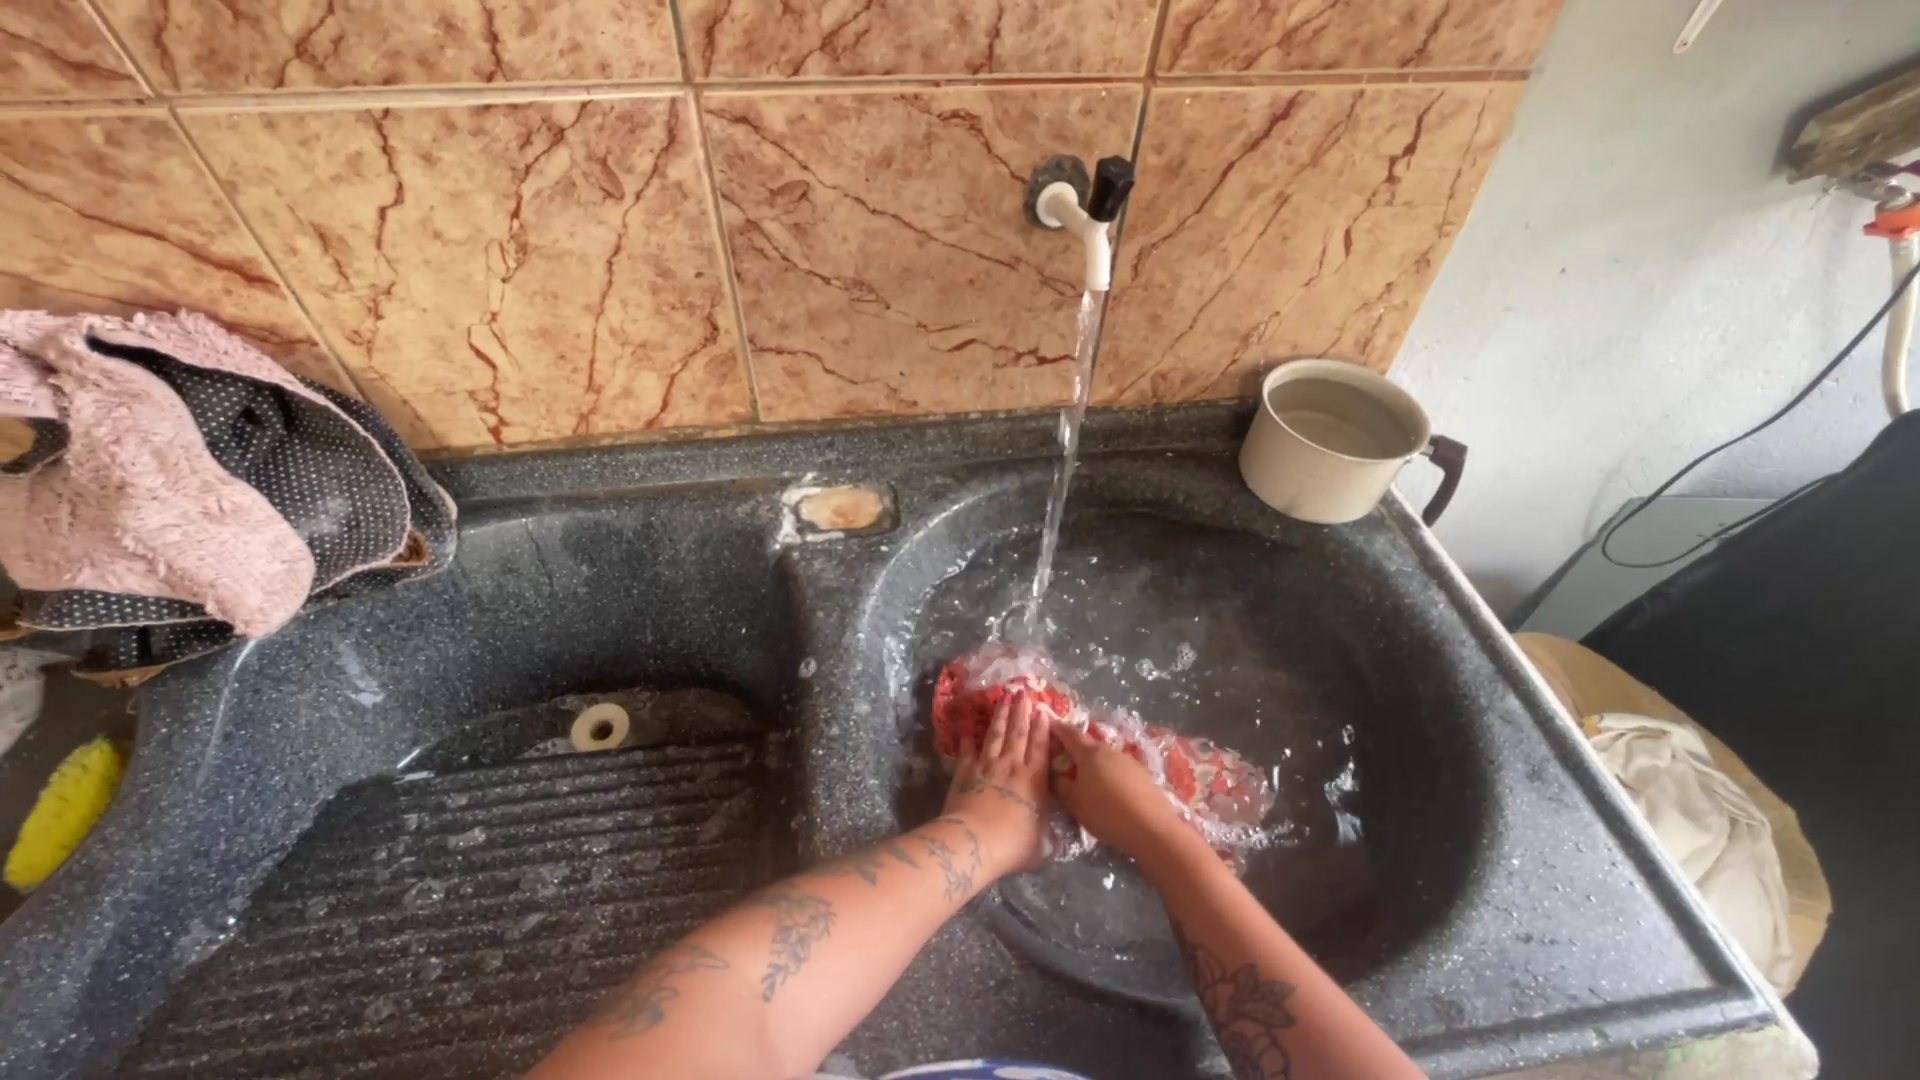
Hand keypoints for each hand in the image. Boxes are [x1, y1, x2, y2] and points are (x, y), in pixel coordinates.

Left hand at [943, 690, 1050, 875]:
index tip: (1042, 711)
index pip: (1041, 747)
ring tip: (1003, 699)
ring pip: (995, 735)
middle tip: (1022, 692)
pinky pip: (967, 750)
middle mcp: (1012, 766)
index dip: (1042, 728)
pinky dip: (968, 739)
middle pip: (1018, 733)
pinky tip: (968, 730)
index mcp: (1034, 780)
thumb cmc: (1012, 845)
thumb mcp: (1041, 845)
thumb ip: (1049, 836)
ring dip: (1000, 717)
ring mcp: (986, 765)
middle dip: (1021, 712)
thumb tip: (1059, 841)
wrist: (973, 841)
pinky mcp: (964, 771)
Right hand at [1053, 722, 1192, 862]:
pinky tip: (1110, 792)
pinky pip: (1119, 770)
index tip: (1049, 727)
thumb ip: (1060, 783)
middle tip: (1064, 760)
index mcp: (1090, 753)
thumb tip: (1056, 772)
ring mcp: (1129, 762)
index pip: (1070, 733)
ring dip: (1094, 764)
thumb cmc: (1106, 812)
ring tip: (1086, 780)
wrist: (1152, 828)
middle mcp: (1110, 751)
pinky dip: (1109, 775)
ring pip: (1105, 758)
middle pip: (1088, 745)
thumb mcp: (1073, 801)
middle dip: (1075, 749)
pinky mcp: (1143, 776)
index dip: (1058, 729)